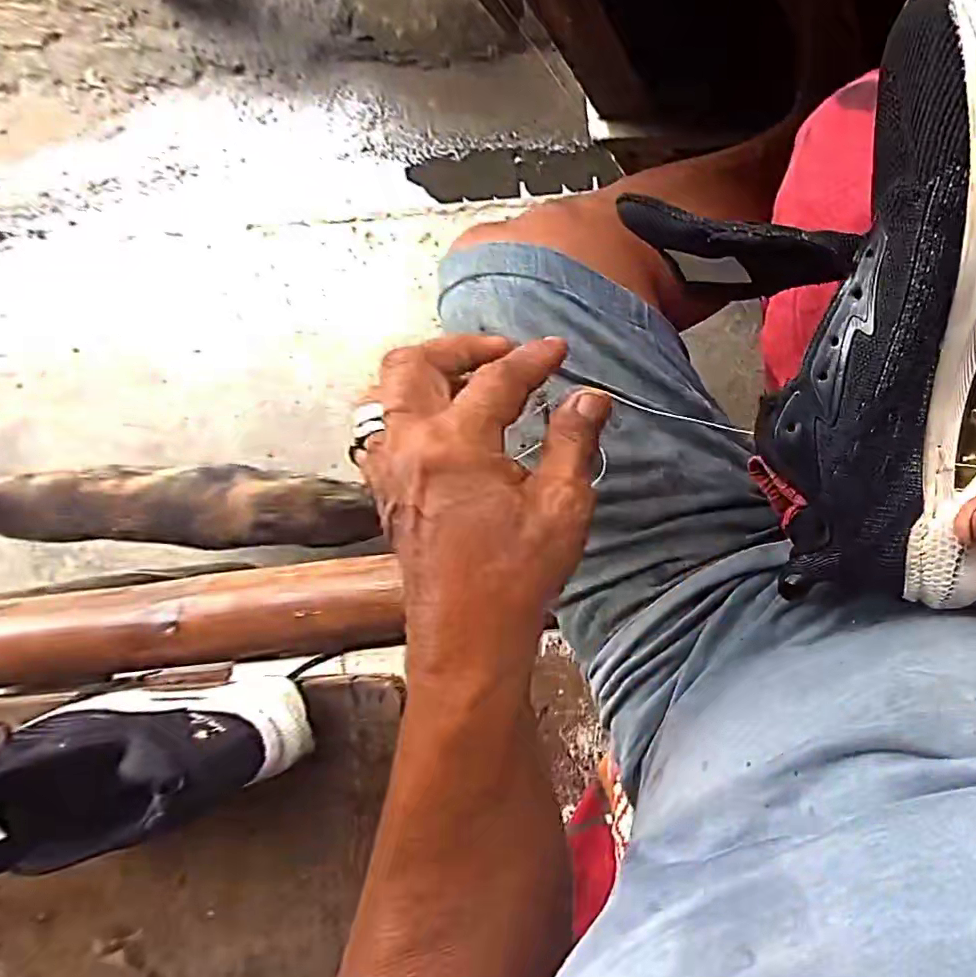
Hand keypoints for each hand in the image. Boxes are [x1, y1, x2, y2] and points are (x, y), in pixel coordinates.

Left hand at [357, 335, 610, 689]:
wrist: (470, 630)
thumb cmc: (521, 568)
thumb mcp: (563, 502)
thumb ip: (574, 440)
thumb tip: (590, 396)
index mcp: (454, 445)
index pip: (495, 380)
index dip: (533, 359)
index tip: (560, 348)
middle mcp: (408, 446)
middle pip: (412, 365)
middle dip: (461, 347)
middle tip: (506, 352)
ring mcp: (389, 469)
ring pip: (387, 393)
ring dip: (431, 373)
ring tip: (476, 379)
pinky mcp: (387, 491)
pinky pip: (385, 426)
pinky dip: (415, 405)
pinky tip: (452, 424)